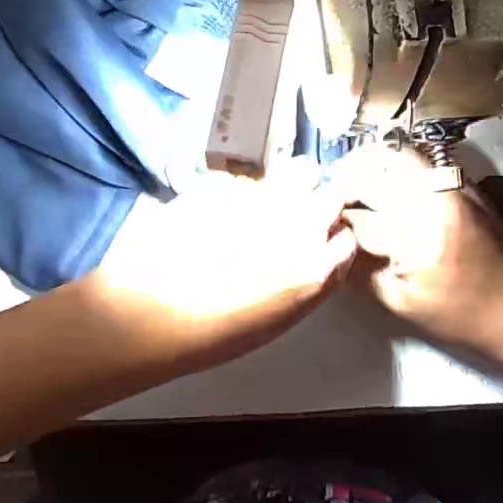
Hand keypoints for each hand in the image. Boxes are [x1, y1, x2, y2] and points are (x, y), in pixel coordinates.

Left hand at [74, 160, 356, 367]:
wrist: (156, 308)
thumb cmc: (216, 331)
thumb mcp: (276, 316)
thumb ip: (303, 280)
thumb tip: (308, 258)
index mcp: (316, 268)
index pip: (346, 238)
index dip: (330, 236)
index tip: (318, 237)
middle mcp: (299, 224)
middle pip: (328, 198)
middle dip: (315, 203)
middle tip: (293, 214)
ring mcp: (264, 197)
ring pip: (298, 171)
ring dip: (289, 182)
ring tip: (265, 199)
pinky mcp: (229, 182)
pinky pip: (248, 179)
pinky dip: (241, 188)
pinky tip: (220, 206)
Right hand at [335, 146, 502, 375]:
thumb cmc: (461, 314)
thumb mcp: (400, 302)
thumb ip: (358, 270)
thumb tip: (330, 244)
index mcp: (416, 233)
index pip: (356, 216)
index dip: (331, 219)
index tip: (317, 224)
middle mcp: (433, 198)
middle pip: (371, 172)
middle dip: (343, 184)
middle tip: (330, 200)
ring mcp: (451, 185)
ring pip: (395, 155)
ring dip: (368, 166)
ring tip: (354, 185)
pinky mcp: (463, 184)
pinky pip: (420, 160)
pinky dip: (394, 165)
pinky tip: (384, 184)